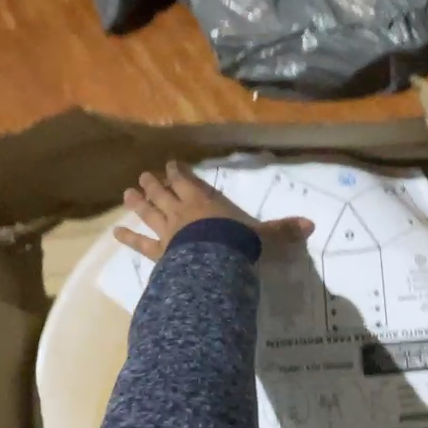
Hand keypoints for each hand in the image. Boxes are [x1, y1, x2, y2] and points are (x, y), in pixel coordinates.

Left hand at [113, 161, 313, 258]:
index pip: (188, 182)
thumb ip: (283, 230)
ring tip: (127, 193)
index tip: (170, 165)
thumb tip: (313, 225)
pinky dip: (128, 239)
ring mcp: (167, 231)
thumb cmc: (236, 242)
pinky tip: (114, 234)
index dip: (179, 173)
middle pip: (164, 193)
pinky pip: (141, 244)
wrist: (214, 262)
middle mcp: (182, 212)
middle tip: (144, 175)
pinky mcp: (159, 252)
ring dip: (139, 203)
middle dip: (154, 184)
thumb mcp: (263, 234)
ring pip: (149, 213)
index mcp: (204, 202)